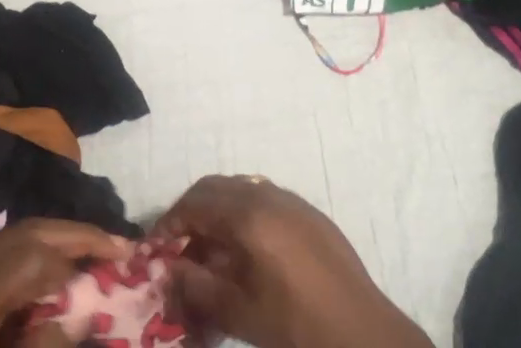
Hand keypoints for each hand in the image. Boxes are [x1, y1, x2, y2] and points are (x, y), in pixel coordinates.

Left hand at [0, 218, 131, 347]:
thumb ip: (41, 346)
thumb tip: (80, 315)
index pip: (36, 254)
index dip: (81, 252)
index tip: (120, 262)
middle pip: (25, 233)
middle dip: (74, 234)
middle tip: (116, 245)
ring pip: (7, 235)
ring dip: (51, 237)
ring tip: (89, 250)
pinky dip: (21, 247)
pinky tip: (42, 258)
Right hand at [157, 175, 431, 347]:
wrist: (362, 333)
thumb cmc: (295, 324)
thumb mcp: (238, 311)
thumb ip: (197, 286)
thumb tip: (170, 270)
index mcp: (250, 215)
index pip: (196, 202)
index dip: (171, 222)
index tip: (158, 247)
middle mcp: (270, 197)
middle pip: (217, 187)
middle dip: (193, 211)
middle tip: (180, 245)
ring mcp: (295, 203)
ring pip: (243, 190)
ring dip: (220, 211)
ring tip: (212, 251)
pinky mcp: (313, 216)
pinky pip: (268, 200)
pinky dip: (246, 215)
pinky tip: (247, 251)